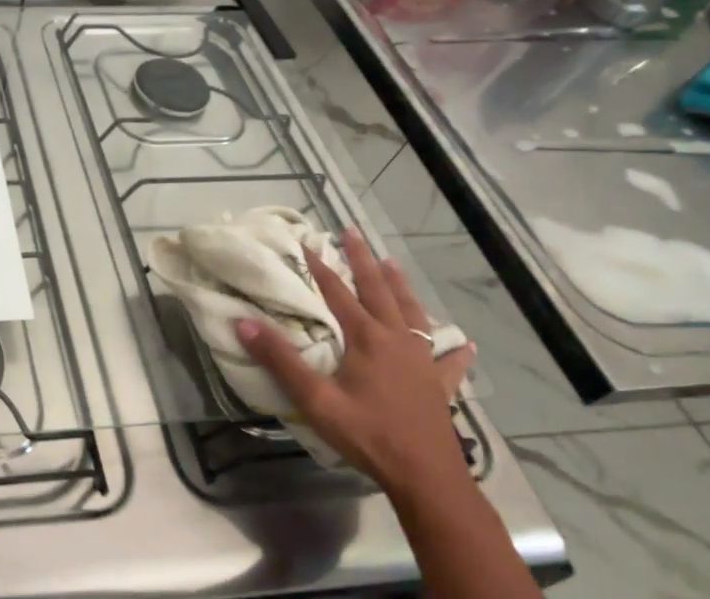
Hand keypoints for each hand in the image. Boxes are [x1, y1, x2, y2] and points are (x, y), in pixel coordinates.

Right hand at [234, 231, 476, 494]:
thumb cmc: (368, 434)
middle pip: (379, 291)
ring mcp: (423, 362)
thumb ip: (281, 360)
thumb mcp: (316, 400)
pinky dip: (455, 349)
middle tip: (353, 233)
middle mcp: (397, 340)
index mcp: (367, 338)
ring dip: (401, 287)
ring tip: (393, 264)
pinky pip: (449, 360)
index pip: (338, 294)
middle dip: (363, 261)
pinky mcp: (439, 386)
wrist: (426, 476)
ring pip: (412, 314)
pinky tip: (465, 344)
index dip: (320, 268)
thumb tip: (244, 323)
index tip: (306, 242)